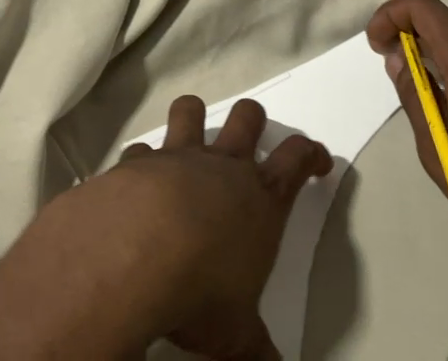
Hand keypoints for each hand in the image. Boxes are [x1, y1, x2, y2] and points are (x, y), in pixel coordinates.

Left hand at [0, 95, 330, 360]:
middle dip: (252, 119)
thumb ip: (256, 348)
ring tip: (190, 132)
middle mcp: (222, 167)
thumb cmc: (199, 291)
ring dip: (193, 118)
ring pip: (190, 111)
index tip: (317, 161)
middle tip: (250, 135)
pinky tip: (134, 182)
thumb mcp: (235, 333)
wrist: (130, 257)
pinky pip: (139, 150)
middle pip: (247, 117)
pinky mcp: (133, 164)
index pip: (298, 157)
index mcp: (260, 198)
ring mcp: (176, 158)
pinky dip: (140, 162)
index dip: (311, 153)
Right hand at [367, 0, 447, 268]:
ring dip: (442, 64)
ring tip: (435, 113)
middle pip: (447, 27)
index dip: (392, 16)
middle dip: (414, 42)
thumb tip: (399, 60)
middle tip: (400, 81)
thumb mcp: (440, 150)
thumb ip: (415, 97)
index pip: (424, 8)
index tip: (377, 47)